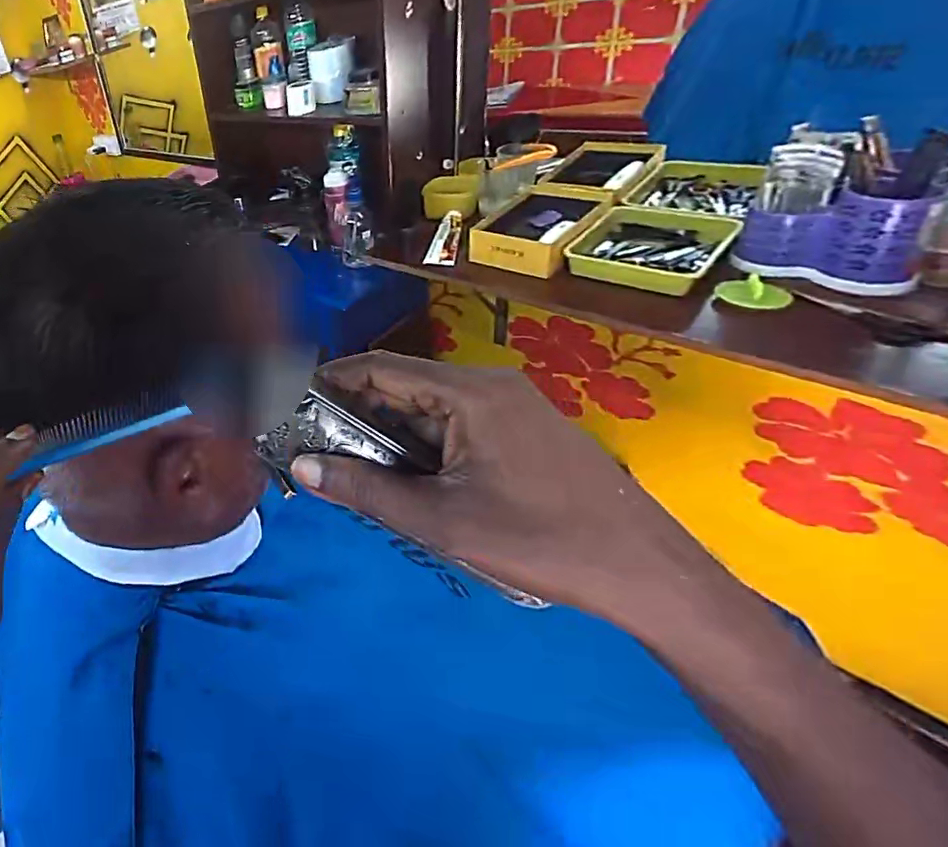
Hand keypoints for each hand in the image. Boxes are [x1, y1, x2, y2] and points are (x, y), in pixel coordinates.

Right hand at [290, 353, 740, 624]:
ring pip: (430, 406)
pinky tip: (412, 476)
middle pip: (404, 385)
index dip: (332, 381)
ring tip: (358, 465)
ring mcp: (514, 405)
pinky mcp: (527, 429)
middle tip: (320, 444)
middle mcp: (491, 385)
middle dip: (358, 412)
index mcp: (470, 393)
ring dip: (391, 431)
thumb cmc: (542, 542)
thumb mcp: (441, 521)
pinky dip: (424, 442)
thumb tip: (301, 468)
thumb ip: (364, 491)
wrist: (654, 578)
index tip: (293, 402)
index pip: (380, 368)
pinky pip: (458, 422)